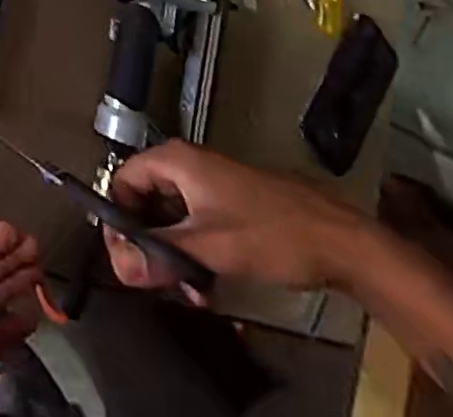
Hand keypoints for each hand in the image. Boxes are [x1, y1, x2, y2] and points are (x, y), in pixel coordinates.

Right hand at [103, 140, 364, 293]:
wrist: (335, 240)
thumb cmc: (271, 234)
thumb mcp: (208, 247)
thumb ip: (157, 255)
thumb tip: (116, 266)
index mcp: (176, 162)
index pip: (121, 182)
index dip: (118, 220)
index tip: (127, 260)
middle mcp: (186, 166)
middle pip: (142, 202)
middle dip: (147, 245)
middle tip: (157, 282)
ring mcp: (207, 185)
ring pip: (167, 219)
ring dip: (170, 256)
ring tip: (187, 291)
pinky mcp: (224, 204)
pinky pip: (190, 226)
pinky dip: (190, 253)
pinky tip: (204, 286)